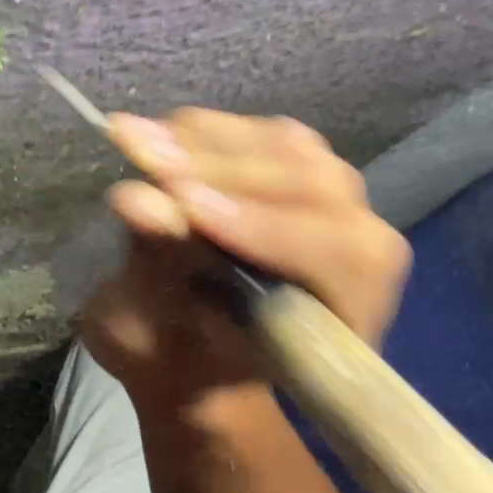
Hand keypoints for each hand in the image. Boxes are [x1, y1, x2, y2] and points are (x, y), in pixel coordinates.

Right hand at [80, 107, 410, 403]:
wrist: (186, 354)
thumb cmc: (173, 359)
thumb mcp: (150, 333)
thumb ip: (153, 271)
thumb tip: (134, 198)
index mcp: (340, 317)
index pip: (332, 254)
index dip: (260, 225)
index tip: (183, 202)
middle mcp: (358, 253)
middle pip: (314, 187)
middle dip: (222, 170)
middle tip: (145, 156)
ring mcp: (333, 207)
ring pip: (291, 152)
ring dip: (210, 143)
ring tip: (140, 138)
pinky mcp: (297, 176)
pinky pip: (266, 138)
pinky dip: (208, 133)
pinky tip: (155, 133)